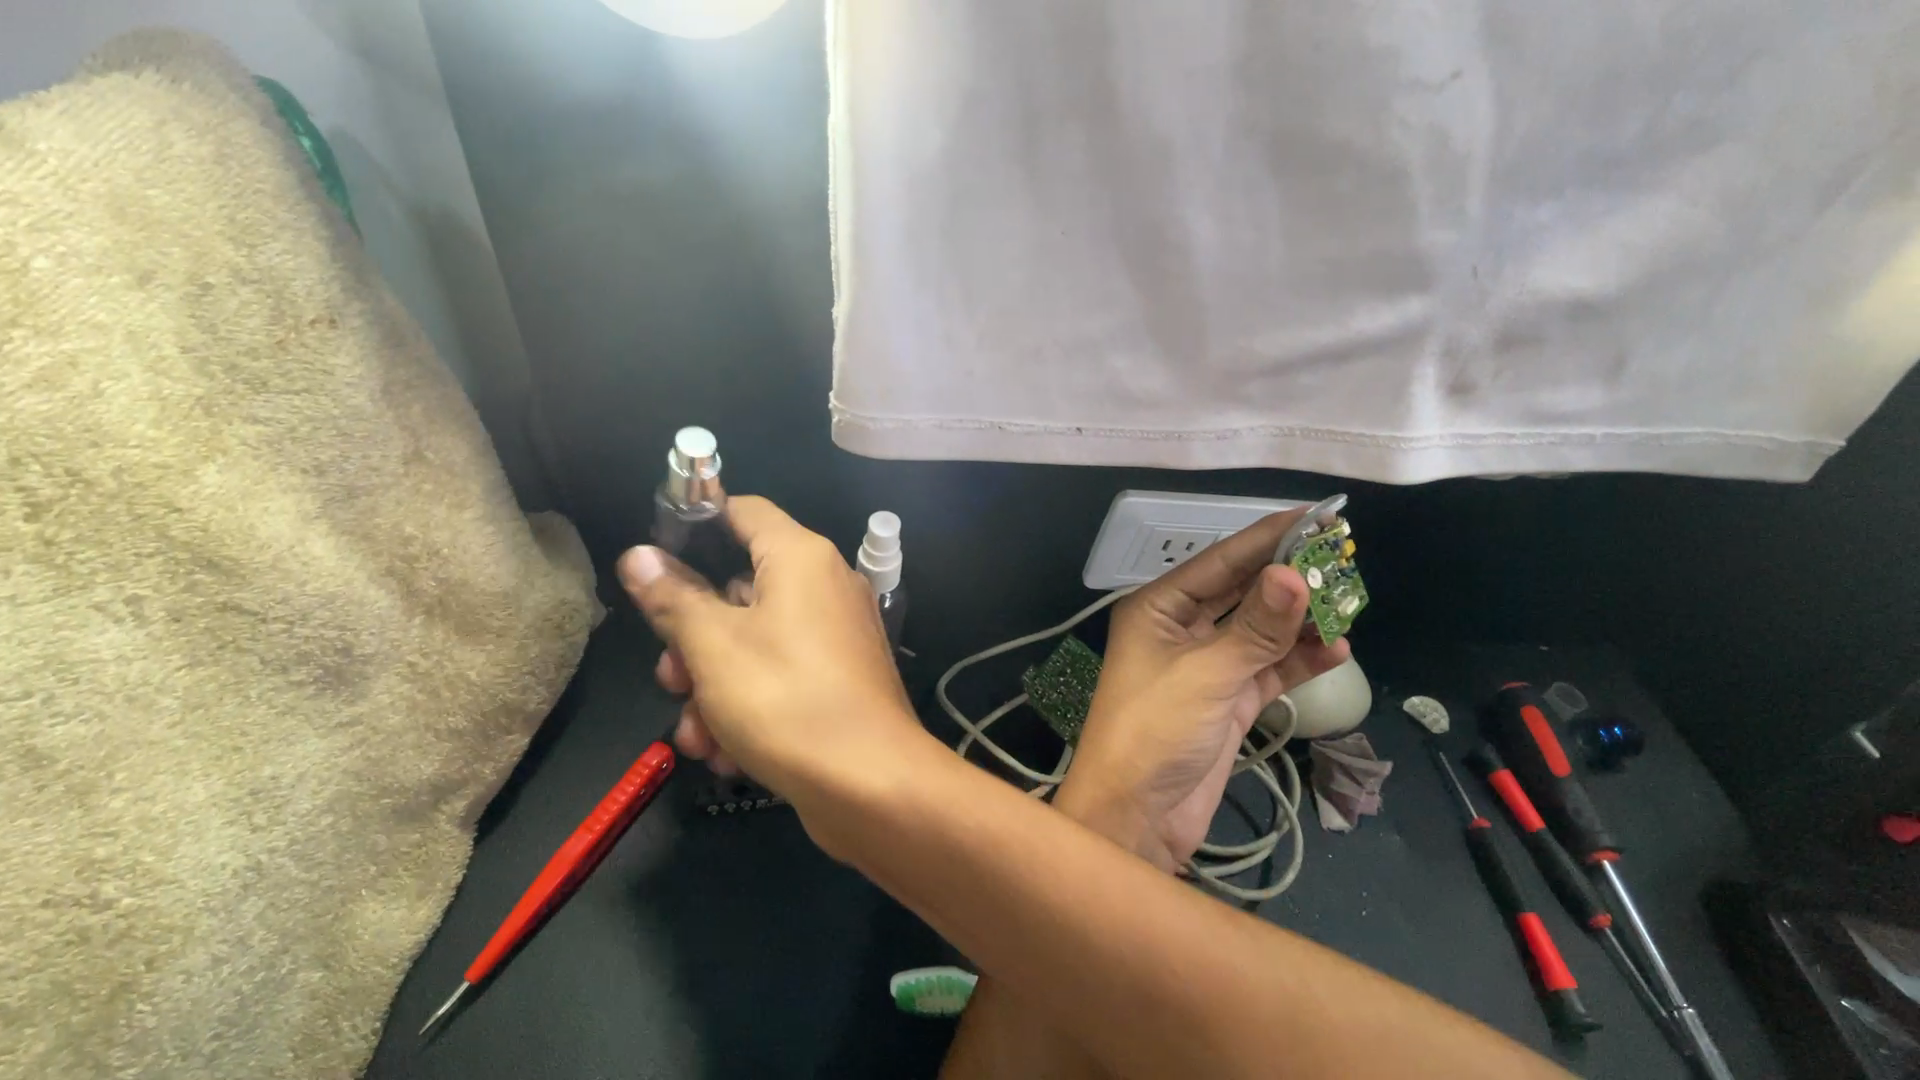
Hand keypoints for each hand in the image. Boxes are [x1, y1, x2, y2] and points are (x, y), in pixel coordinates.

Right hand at [617, 496, 923, 817]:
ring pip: (752, 645)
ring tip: (697, 736)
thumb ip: (673, 598)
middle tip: (670, 680)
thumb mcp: (714, 646)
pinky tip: (727, 754)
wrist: (872, 787)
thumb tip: (639, 555)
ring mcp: (835, 638)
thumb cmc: (787, 701)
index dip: (694, 526)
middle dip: (693, 640)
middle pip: (739, 590)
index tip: (653, 561)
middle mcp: (824, 588)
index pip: (743, 511)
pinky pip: (780, 679)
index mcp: (802, 558)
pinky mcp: (838, 683)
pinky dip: (748, 709)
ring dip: (713, 689)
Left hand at [1055, 511, 1349, 871]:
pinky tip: (1337, 650)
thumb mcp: (1206, 674)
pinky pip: (1270, 669)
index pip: (1221, 561)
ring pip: (1261, 630)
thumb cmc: (1154, 732)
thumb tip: (1294, 574)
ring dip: (1301, 620)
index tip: (1320, 515)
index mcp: (1158, 608)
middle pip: (1243, 591)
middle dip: (1290, 577)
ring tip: (1349, 605)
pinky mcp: (1228, 701)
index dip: (1269, 537)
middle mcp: (1181, 629)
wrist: (1134, 817)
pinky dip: (1300, 660)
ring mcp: (1207, 666)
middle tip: (1345, 558)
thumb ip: (1255, 627)